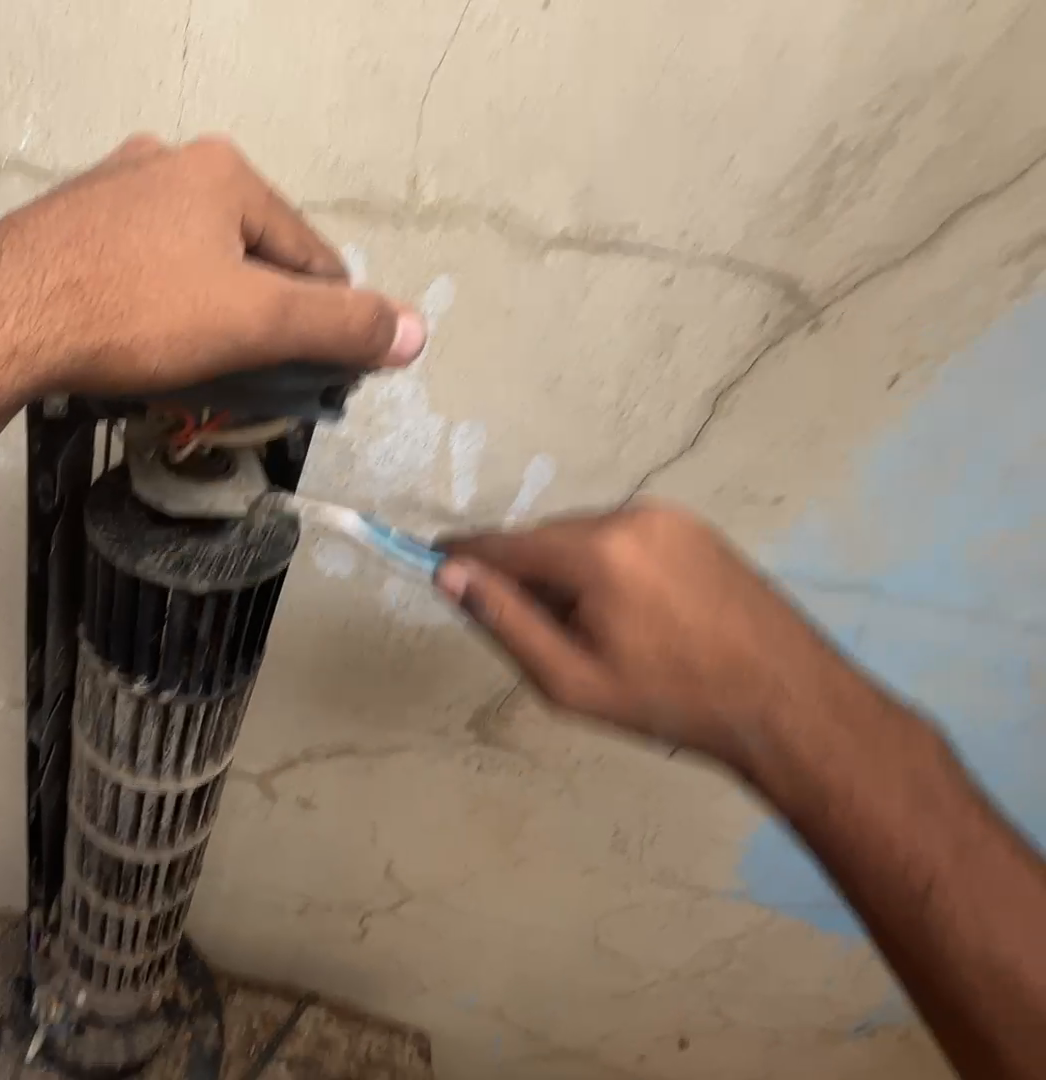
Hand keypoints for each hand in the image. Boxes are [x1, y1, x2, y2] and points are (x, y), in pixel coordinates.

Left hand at [0, 135, 425, 402]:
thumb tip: (417, 333)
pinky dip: (152, 304)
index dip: (324, 314)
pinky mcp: (64, 227)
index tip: (322, 366)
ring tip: (198, 366)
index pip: (306, 251)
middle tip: (254, 374)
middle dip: (257, 314)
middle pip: (244, 253)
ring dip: (205, 310)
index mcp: (223, 171)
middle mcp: (165, 163)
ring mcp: (107, 191)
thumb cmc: (134, 314)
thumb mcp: (250, 322)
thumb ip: (336, 326)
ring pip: (186, 260)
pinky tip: (140, 339)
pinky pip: (134, 268)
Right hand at [436, 503, 863, 766]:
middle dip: (523, 576)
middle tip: (538, 632)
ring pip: (576, 537)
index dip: (462, 558)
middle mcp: (629, 516)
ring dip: (562, 572)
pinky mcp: (692, 526)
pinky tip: (628, 610)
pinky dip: (600, 565)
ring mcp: (667, 516)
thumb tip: (446, 573)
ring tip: (592, 627)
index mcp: (596, 552)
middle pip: (539, 540)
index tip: (435, 570)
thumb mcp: (567, 678)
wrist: (796, 709)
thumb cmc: (668, 702)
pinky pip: (615, 537)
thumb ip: (501, 619)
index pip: (500, 543)